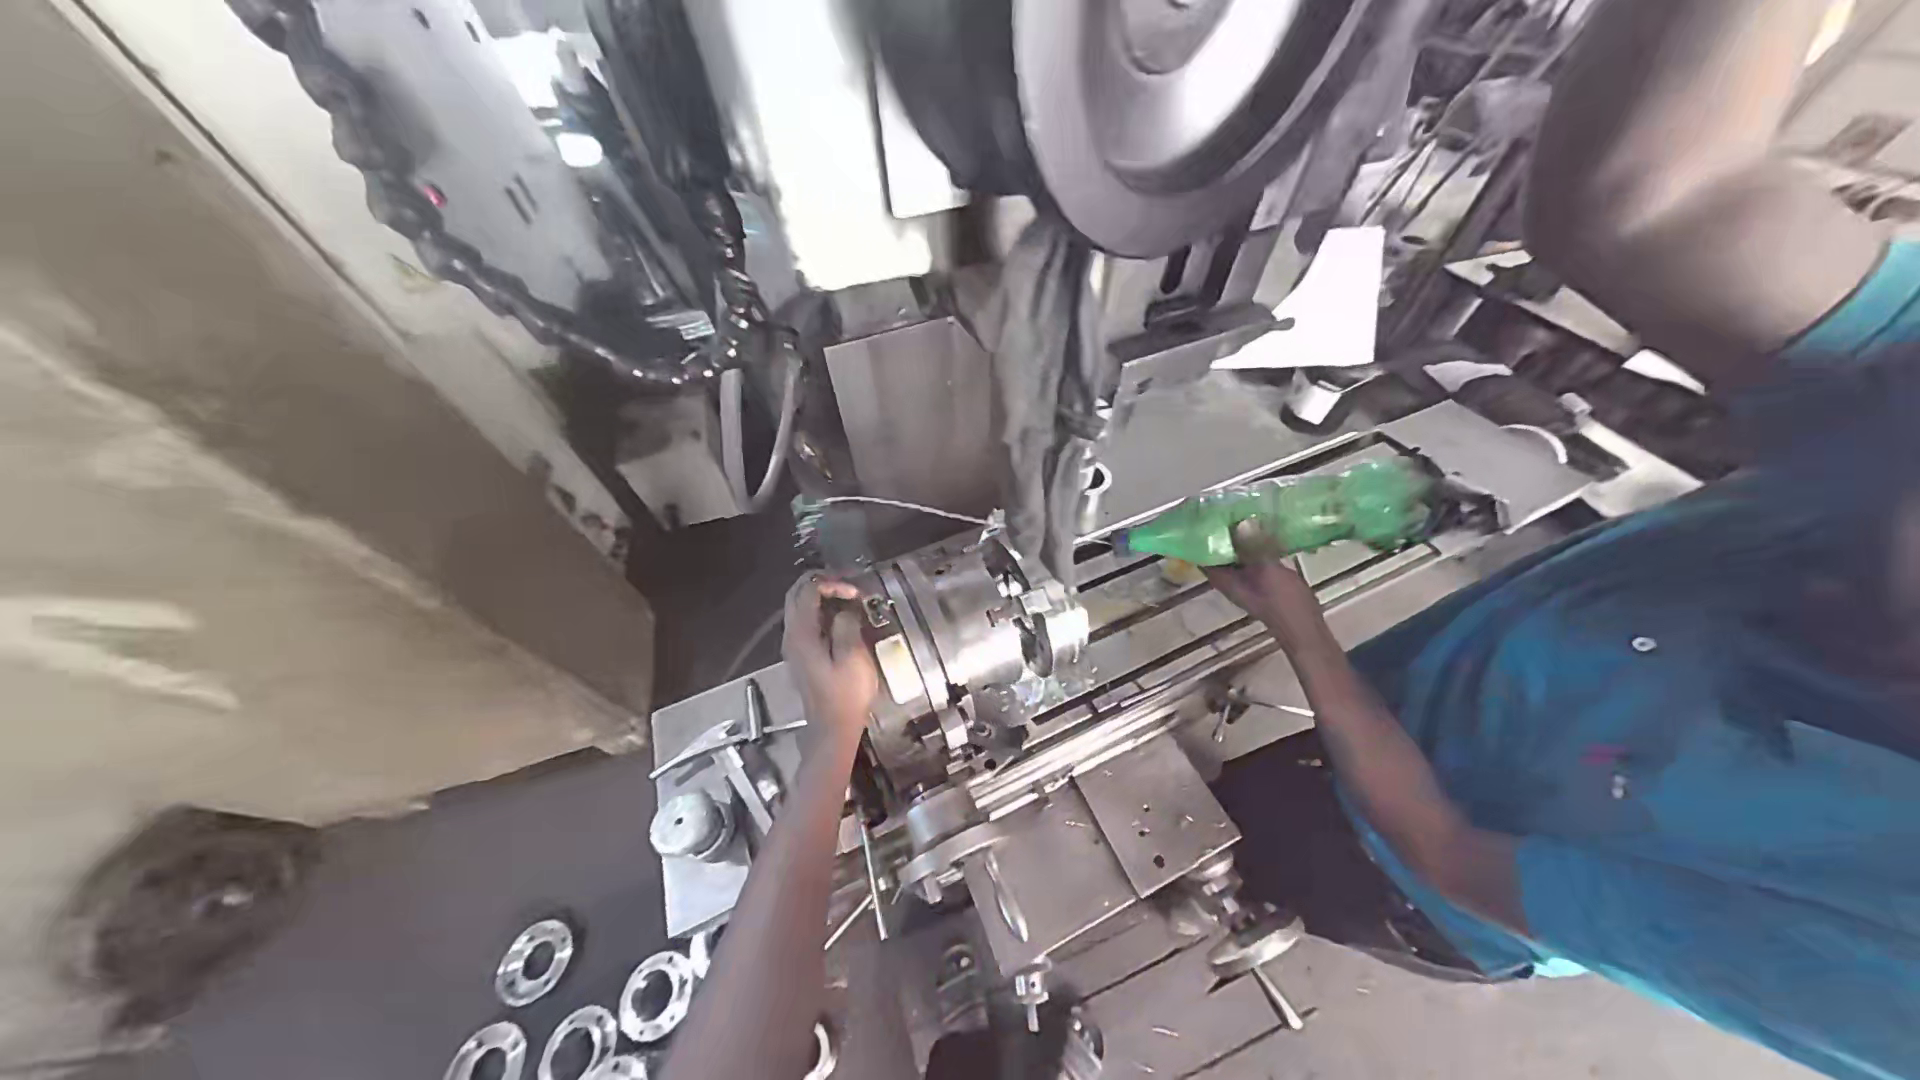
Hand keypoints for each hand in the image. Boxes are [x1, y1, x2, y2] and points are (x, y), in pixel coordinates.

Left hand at [782, 573, 878, 731]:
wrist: (832, 728)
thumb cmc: (845, 694)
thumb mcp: (853, 657)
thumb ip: (846, 626)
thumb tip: (845, 610)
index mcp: (801, 634)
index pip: (808, 591)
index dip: (832, 584)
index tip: (856, 593)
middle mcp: (791, 635)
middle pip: (797, 594)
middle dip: (821, 582)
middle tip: (849, 583)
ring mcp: (793, 645)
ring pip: (799, 606)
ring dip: (820, 595)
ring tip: (847, 595)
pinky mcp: (801, 654)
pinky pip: (805, 620)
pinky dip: (820, 609)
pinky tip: (840, 615)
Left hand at [1203, 520, 1322, 642]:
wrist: (1305, 627)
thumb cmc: (1282, 600)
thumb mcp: (1266, 570)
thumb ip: (1253, 546)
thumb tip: (1240, 523)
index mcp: (1222, 578)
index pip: (1200, 554)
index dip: (1198, 536)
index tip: (1201, 514)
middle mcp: (1228, 579)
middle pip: (1218, 552)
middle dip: (1220, 532)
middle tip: (1223, 507)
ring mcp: (1245, 579)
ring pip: (1236, 554)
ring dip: (1238, 537)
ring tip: (1241, 511)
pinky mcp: (1261, 579)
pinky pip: (1252, 557)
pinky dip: (1253, 544)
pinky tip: (1262, 527)